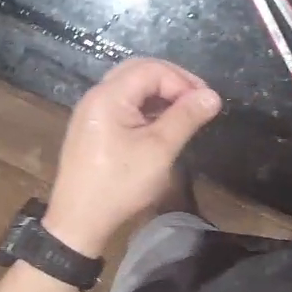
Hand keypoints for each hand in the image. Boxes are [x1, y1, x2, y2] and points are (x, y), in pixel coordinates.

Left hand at [43, 58, 222, 257]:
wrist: (79, 221)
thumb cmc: (120, 185)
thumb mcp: (159, 150)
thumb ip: (186, 117)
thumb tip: (212, 95)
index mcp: (108, 96)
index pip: (152, 69)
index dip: (182, 80)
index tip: (206, 102)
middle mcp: (96, 96)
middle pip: (139, 71)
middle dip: (172, 81)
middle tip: (198, 100)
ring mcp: (92, 112)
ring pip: (130, 87)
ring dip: (160, 94)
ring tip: (184, 113)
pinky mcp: (93, 128)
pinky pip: (122, 105)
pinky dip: (145, 107)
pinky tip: (162, 125)